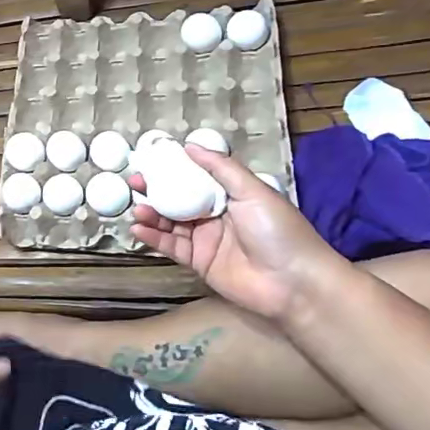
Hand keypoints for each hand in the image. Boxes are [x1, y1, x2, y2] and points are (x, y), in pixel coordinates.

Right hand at [130, 145, 343, 319]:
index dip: (173, 169)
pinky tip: (139, 229)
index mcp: (231, 195)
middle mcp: (216, 215)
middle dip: (156, 190)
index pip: (196, 177)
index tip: (150, 161)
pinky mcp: (199, 262)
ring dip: (152, 214)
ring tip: (137, 208)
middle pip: (179, 199)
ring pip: (171, 222)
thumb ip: (221, 168)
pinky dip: (154, 237)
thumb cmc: (278, 231)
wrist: (294, 284)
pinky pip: (172, 246)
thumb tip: (190, 146)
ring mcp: (206, 239)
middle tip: (135, 183)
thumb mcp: (252, 191)